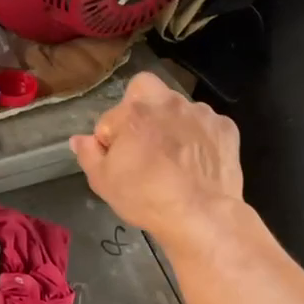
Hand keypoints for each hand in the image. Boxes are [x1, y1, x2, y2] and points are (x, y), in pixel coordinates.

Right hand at [70, 72, 242, 241]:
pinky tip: (195, 161)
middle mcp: (167, 103)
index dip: (109, 139)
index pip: (110, 119)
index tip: (115, 160)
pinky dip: (197, 137)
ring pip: (177, 107)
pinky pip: (203, 124)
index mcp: (132, 113)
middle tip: (141, 140)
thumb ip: (88, 154)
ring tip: (172, 157)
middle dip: (138, 107)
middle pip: (144, 89)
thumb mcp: (102, 181)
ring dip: (169, 123)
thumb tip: (78, 139)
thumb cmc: (144, 198)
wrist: (201, 215)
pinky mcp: (224, 126)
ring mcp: (199, 113)